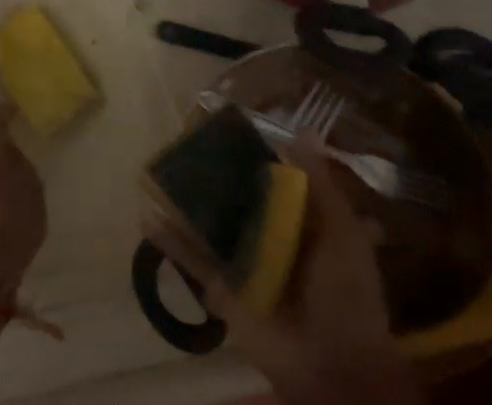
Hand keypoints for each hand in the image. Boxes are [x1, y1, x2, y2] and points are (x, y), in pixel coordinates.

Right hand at [145, 133, 419, 404]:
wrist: (332, 365)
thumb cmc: (346, 295)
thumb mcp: (343, 234)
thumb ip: (320, 186)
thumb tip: (301, 130)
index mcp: (303, 224)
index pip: (275, 182)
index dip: (254, 156)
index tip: (228, 127)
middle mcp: (270, 238)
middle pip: (236, 199)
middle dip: (213, 175)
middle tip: (184, 142)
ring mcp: (241, 262)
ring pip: (207, 224)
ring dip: (184, 202)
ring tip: (157, 170)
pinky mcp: (219, 286)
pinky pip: (190, 257)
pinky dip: (168, 239)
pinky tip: (145, 216)